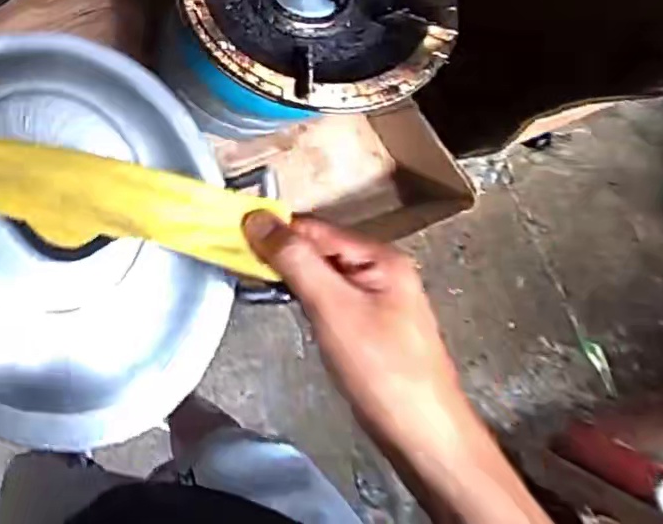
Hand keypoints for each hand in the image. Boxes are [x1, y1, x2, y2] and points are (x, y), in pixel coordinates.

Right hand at [245, 212, 551, 523]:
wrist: (427, 443)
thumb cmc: (384, 372)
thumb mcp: (331, 306)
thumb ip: (292, 258)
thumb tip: (255, 218)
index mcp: (378, 257)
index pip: (309, 228)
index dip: (272, 233)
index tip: (235, 241)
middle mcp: (378, 270)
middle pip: (312, 246)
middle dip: (277, 254)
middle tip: (243, 265)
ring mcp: (373, 297)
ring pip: (314, 270)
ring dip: (286, 274)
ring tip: (258, 283)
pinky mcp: (364, 322)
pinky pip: (322, 292)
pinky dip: (299, 293)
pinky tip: (287, 305)